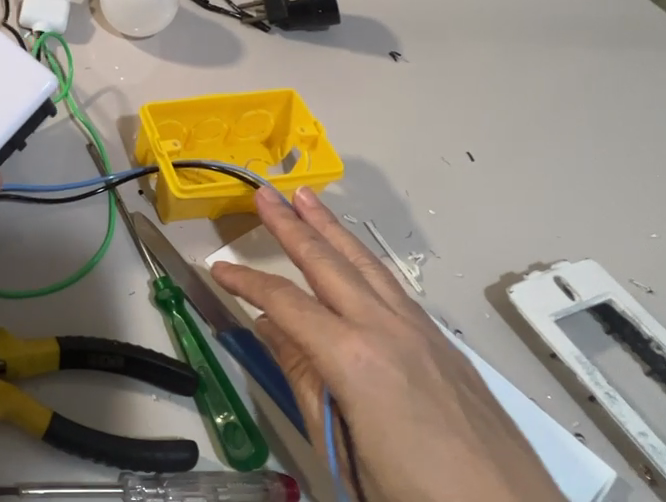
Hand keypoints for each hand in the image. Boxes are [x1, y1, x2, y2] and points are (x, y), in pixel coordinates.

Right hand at [211, 187, 563, 501]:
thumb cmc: (413, 495)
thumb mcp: (340, 448)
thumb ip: (304, 379)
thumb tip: (272, 329)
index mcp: (352, 357)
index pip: (285, 302)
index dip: (246, 281)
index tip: (217, 268)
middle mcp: (387, 330)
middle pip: (328, 263)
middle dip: (292, 225)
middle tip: (264, 194)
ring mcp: (423, 334)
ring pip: (367, 265)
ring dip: (332, 229)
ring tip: (307, 198)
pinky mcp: (447, 348)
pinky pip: (394, 289)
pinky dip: (364, 260)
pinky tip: (355, 258)